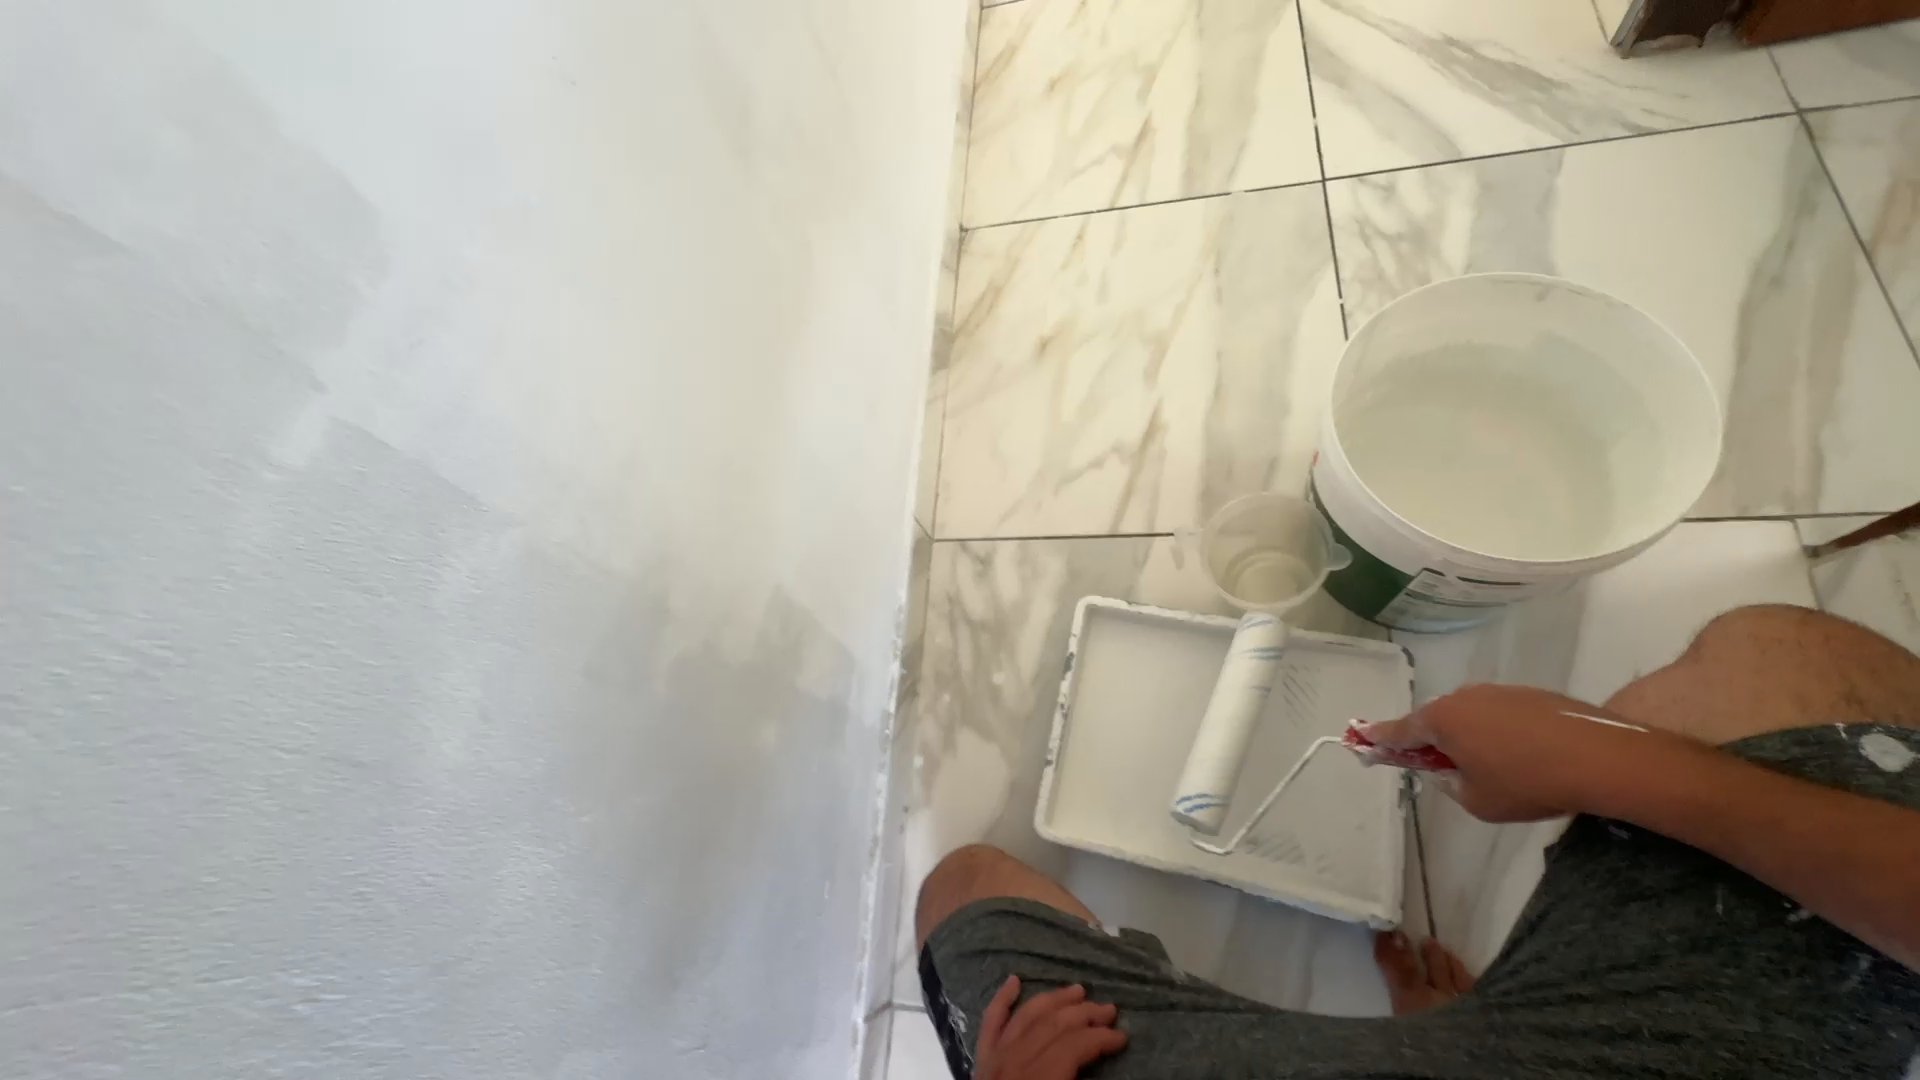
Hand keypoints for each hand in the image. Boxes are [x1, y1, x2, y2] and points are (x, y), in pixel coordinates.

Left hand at [972, 977, 1125, 1079]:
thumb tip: (1105, 1071)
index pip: (1074, 1046)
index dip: (1101, 1038)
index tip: (1122, 1036)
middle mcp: (1015, 1063)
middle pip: (1053, 1025)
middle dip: (1084, 1013)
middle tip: (1109, 1009)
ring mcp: (995, 1060)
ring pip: (1027, 1016)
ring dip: (1053, 999)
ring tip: (1077, 989)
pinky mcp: (981, 1062)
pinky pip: (990, 1022)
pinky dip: (1002, 999)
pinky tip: (1014, 981)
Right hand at [1357, 684, 1691, 821]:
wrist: (1605, 759)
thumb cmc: (1529, 783)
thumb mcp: (1477, 801)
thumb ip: (1449, 785)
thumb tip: (1446, 771)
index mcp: (1441, 720)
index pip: (1399, 730)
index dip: (1380, 738)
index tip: (1363, 738)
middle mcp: (1463, 697)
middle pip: (1436, 719)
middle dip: (1435, 740)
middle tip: (1448, 767)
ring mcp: (1499, 691)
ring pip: (1471, 714)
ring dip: (1472, 735)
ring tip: (1498, 765)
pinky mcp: (1532, 694)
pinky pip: (1502, 713)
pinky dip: (1503, 731)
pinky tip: (1527, 755)